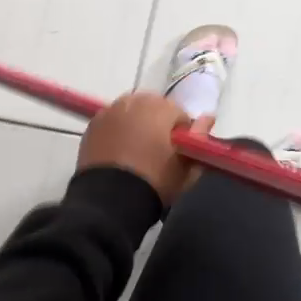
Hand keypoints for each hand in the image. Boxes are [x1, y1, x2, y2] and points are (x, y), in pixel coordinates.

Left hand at [77, 93, 213, 205]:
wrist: (110, 201)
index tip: (178, 155)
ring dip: (137, 125)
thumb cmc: (155, 181)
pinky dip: (118, 131)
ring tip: (136, 153)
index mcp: (161, 107)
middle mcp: (135, 100)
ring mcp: (110, 111)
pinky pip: (113, 122)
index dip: (182, 136)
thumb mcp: (187, 166)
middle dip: (158, 125)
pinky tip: (119, 152)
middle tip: (157, 153)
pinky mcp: (92, 125)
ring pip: (132, 113)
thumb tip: (208, 117)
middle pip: (154, 108)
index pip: (180, 115)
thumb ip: (200, 137)